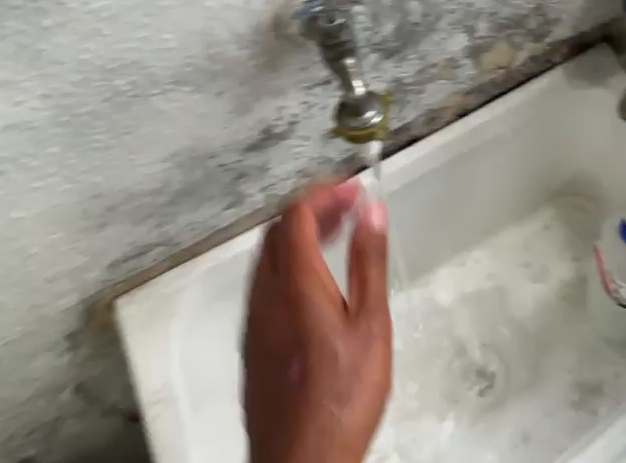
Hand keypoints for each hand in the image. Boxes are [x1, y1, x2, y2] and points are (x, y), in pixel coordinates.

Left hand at [243, 179, 391, 462]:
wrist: (302, 460)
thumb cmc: (342, 398)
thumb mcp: (371, 323)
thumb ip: (369, 262)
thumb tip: (371, 212)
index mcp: (296, 285)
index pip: (297, 216)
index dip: (324, 193)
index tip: (353, 189)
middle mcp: (266, 296)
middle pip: (278, 231)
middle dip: (312, 208)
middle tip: (347, 206)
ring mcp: (255, 321)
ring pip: (268, 256)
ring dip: (299, 234)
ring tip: (336, 235)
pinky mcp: (253, 342)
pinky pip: (264, 282)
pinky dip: (289, 261)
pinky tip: (314, 279)